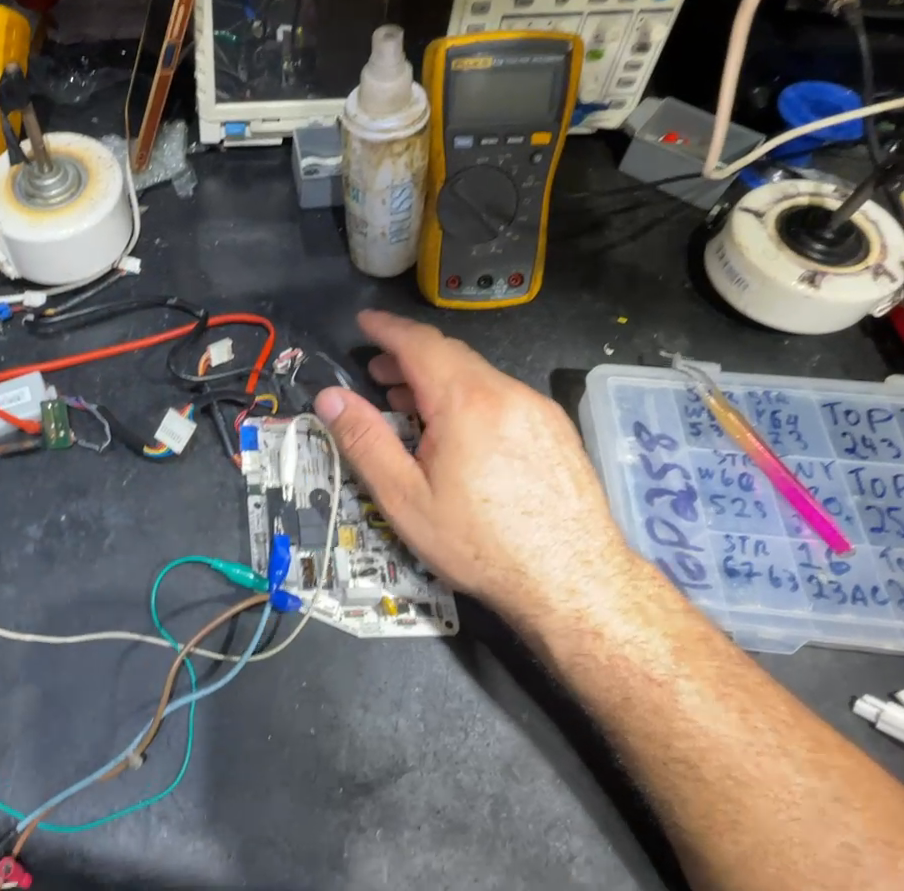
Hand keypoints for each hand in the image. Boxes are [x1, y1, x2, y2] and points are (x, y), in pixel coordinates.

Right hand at [313, 310, 639, 634]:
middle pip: (450, 354)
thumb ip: (364, 441)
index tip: (363, 322)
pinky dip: (468, 396)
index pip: (419, 343)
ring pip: (478, 376)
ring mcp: (537, 409)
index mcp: (465, 400)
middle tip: (377, 373)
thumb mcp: (405, 497)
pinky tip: (457, 432)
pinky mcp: (556, 430)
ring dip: (438, 378)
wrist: (574, 581)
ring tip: (409, 403)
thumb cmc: (479, 543)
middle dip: (408, 355)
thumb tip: (329, 397)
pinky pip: (502, 396)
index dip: (386, 329)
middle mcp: (506, 392)